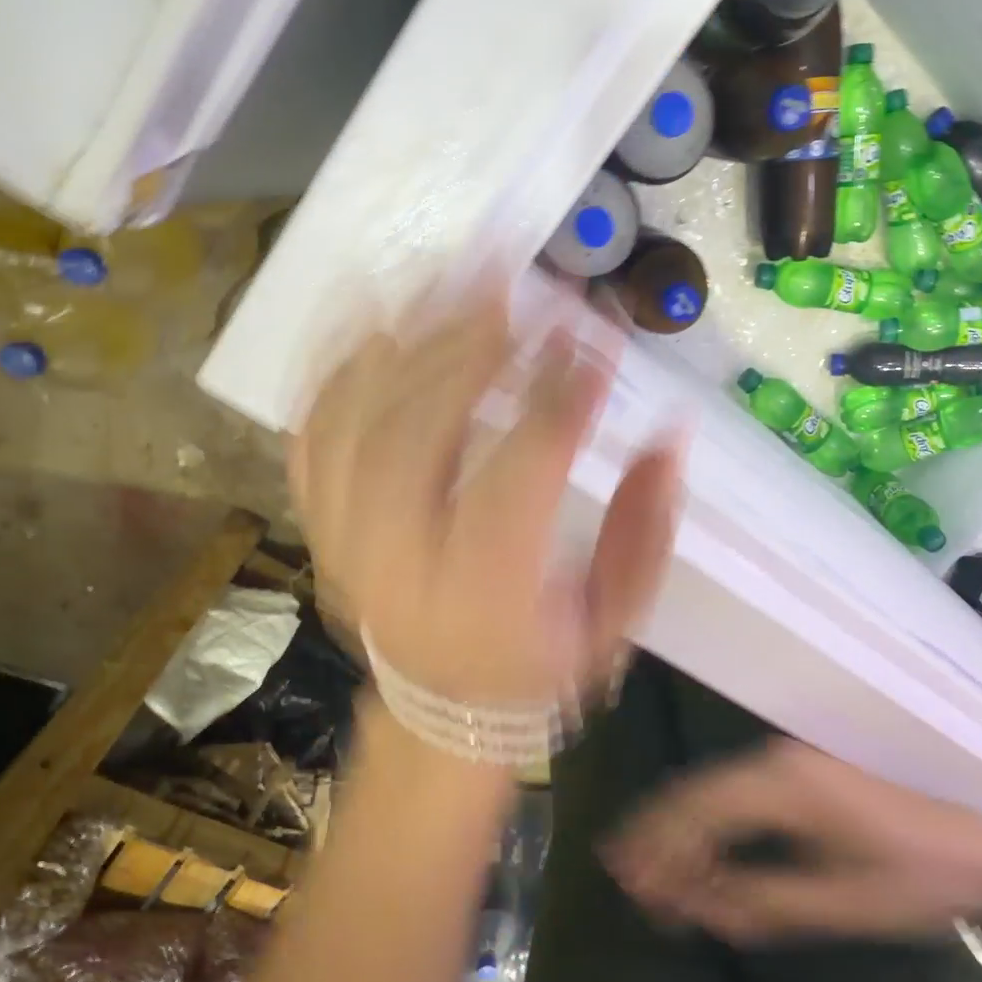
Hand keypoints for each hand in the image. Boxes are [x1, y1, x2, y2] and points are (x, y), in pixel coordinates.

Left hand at [287, 281, 683, 709]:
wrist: (439, 707)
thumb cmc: (538, 663)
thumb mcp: (613, 618)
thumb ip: (644, 529)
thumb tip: (670, 433)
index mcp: (484, 598)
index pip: (517, 478)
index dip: (559, 398)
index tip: (596, 337)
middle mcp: (400, 563)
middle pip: (417, 431)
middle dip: (470, 344)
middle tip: (517, 284)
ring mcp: (344, 537)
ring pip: (356, 417)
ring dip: (408, 333)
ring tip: (457, 275)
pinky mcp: (319, 518)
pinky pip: (311, 425)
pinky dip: (340, 359)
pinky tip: (378, 307)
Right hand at [601, 739, 981, 942]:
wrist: (978, 854)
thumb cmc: (913, 879)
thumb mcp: (839, 904)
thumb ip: (761, 902)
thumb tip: (694, 905)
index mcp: (788, 783)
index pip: (703, 809)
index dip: (661, 846)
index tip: (630, 884)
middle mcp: (779, 760)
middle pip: (698, 793)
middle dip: (659, 836)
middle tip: (625, 880)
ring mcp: (789, 764)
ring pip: (712, 792)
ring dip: (679, 831)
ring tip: (647, 871)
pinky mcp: (797, 778)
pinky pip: (735, 797)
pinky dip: (708, 826)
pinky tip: (694, 855)